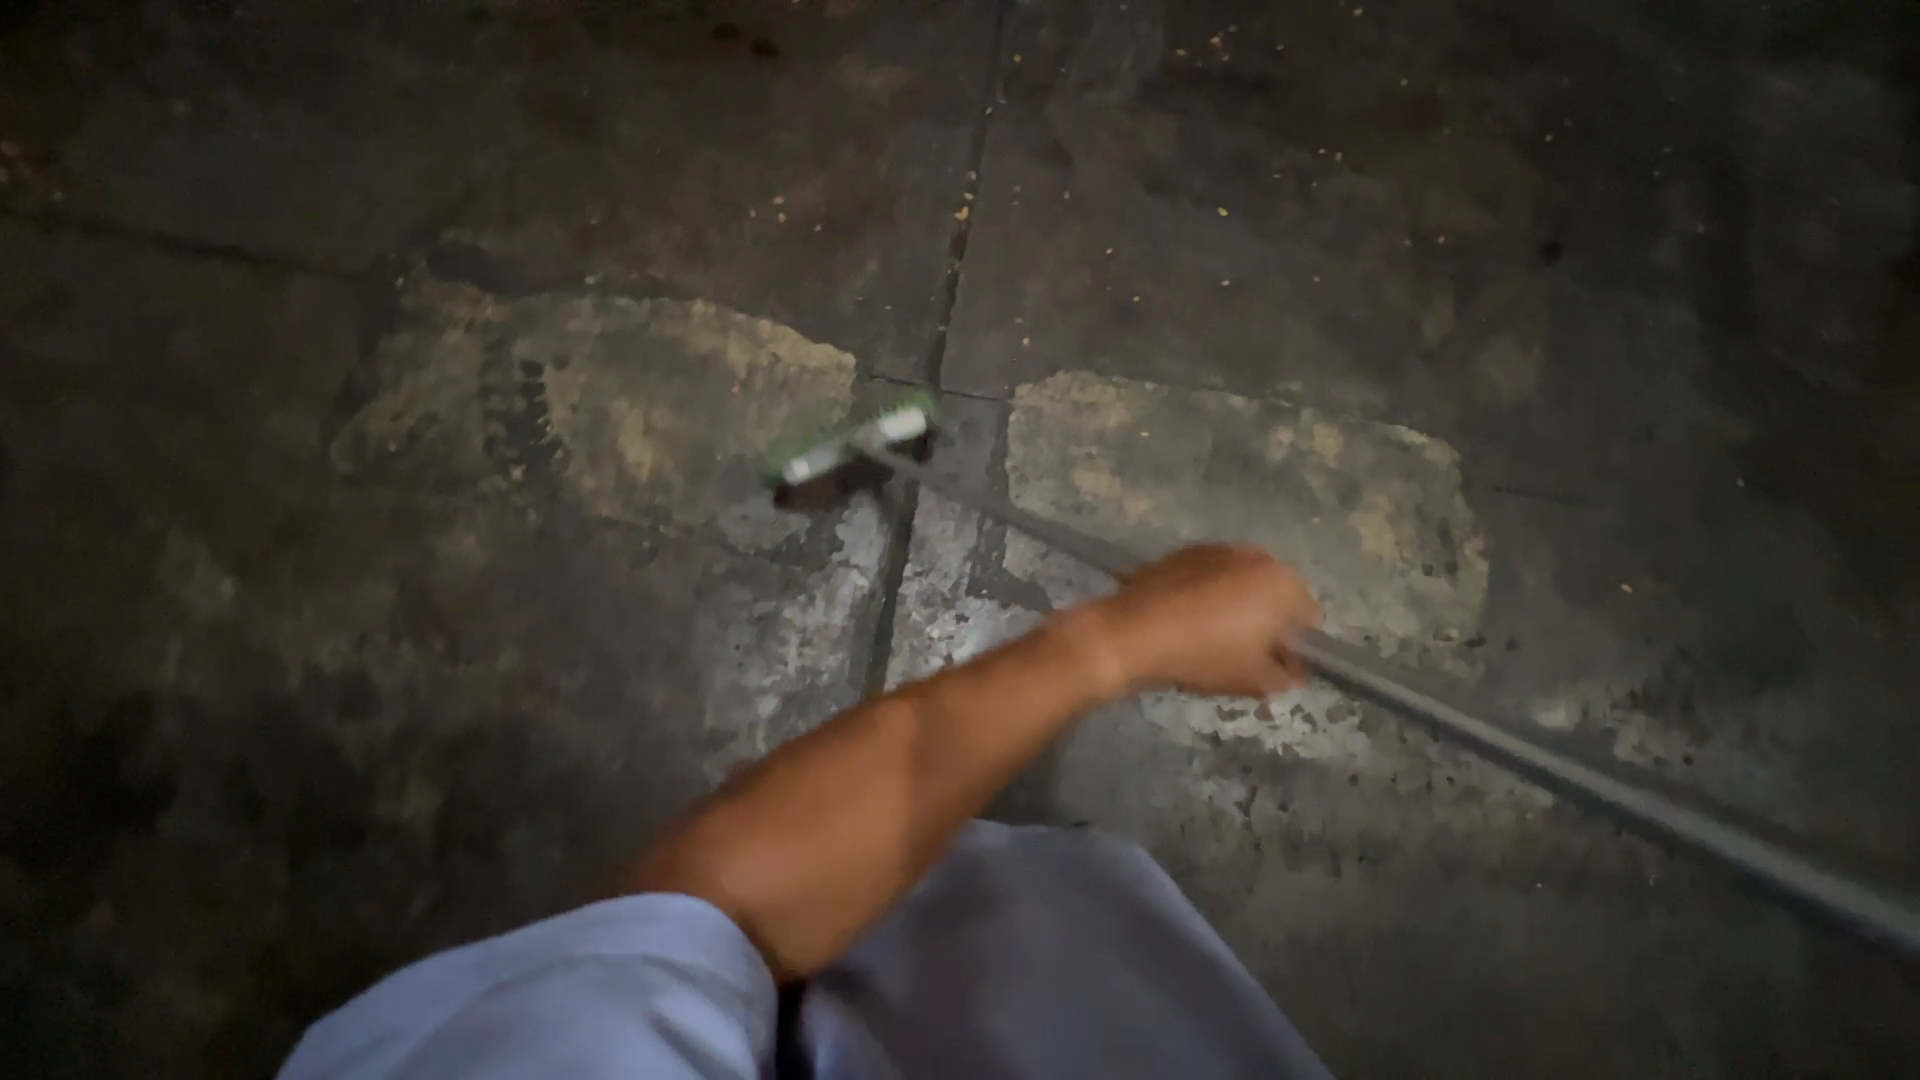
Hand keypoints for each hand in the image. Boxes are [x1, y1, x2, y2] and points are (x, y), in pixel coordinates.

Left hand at [1087, 543, 1321, 697]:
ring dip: (1235, 601)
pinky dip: (1205, 591)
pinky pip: (1208, 575)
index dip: (1293, 644)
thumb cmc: (1203, 655)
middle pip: (1274, 592)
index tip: (1272, 663)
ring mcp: (1216, 549)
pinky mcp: (1182, 552)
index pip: (1307, 616)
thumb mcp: (1255, 680)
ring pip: (1240, 581)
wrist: (1131, 633)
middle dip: (1266, 617)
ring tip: (1209, 633)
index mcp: (1282, 583)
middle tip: (1242, 650)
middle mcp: (1255, 556)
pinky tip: (1185, 617)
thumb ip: (1288, 675)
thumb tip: (1294, 668)